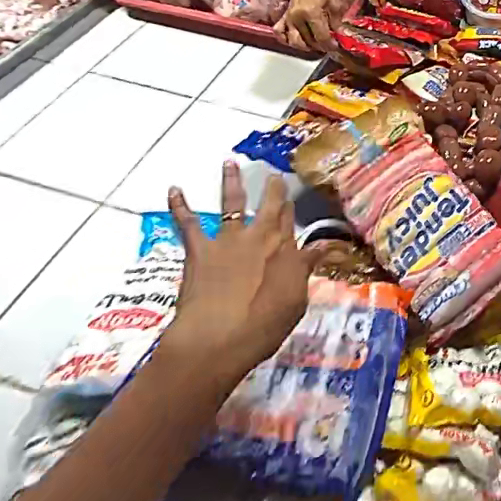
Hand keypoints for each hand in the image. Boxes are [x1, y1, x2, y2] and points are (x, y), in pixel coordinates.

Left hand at [162, 162, 320, 381]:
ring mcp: (228, 241)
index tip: (292, 197)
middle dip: (272, 189)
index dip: (291, 209)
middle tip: (273, 174)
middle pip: (269, 207)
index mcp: (285, 251)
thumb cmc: (263, 327)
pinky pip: (188, 223)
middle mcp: (259, 238)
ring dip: (231, 181)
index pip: (291, 224)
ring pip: (232, 203)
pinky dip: (180, 205)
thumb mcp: (296, 301)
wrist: (217, 338)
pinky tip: (174, 190)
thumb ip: (305, 270)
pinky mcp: (200, 250)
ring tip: (229, 163)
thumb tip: (325, 247)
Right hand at [278, 0, 341, 51]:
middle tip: (328, 44)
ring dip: (306, 46)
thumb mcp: (335, 3)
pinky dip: (286, 39)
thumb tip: (339, 36)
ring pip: (294, 41)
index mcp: (311, 13)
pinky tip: (296, 39)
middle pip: (308, 41)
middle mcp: (297, 17)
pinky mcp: (283, 16)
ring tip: (315, 42)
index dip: (330, 45)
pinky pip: (279, 32)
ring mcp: (288, 17)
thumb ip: (336, 21)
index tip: (336, 46)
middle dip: (320, 46)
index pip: (321, 37)